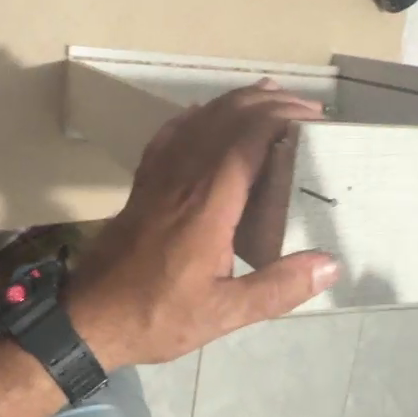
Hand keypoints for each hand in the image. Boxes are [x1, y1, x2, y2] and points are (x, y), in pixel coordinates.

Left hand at [68, 80, 340, 368]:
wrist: (88, 319)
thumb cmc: (157, 316)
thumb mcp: (223, 314)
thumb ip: (277, 289)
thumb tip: (330, 264)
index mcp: (207, 205)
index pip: (248, 139)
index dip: (282, 118)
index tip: (315, 119)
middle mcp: (182, 179)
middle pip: (226, 119)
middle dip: (268, 104)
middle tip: (306, 108)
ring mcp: (157, 179)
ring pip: (197, 121)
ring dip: (235, 103)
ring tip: (268, 97)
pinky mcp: (141, 186)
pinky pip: (168, 137)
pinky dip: (193, 118)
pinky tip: (204, 115)